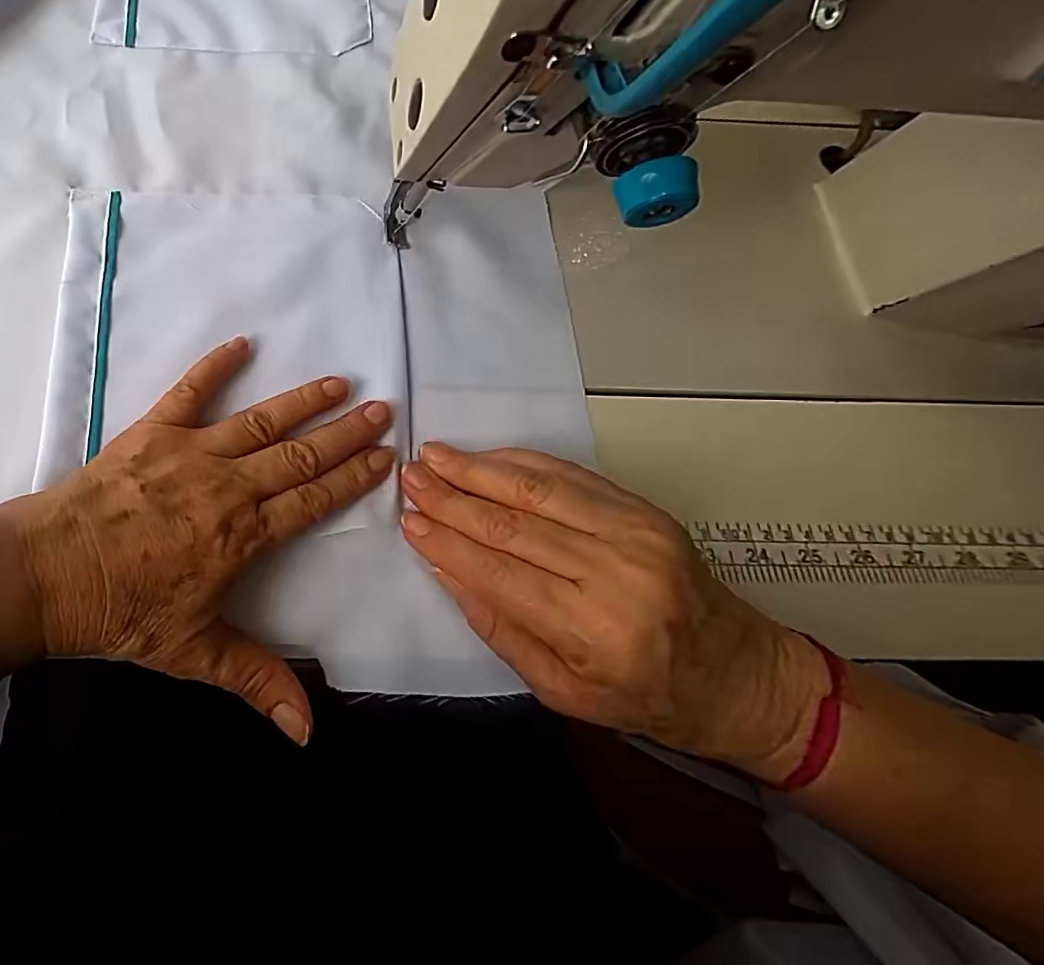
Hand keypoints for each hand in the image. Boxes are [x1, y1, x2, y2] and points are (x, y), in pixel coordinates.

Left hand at [0, 337, 395, 744]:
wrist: (48, 572)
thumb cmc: (119, 612)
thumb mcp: (192, 653)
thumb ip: (255, 680)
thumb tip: (309, 733)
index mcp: (241, 536)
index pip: (311, 501)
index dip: (351, 479)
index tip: (384, 457)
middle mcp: (223, 487)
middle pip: (296, 456)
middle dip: (342, 434)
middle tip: (380, 409)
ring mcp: (185, 454)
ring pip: (257, 422)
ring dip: (300, 401)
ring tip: (336, 382)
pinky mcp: (147, 434)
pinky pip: (187, 392)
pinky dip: (213, 367)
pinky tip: (240, 344)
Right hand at [397, 443, 829, 781]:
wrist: (742, 677)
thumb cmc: (645, 695)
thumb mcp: (559, 689)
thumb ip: (498, 628)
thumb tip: (444, 568)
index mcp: (592, 631)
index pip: (496, 572)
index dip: (445, 542)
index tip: (408, 520)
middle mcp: (617, 576)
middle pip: (510, 525)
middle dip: (450, 498)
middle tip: (410, 478)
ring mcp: (638, 537)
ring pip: (536, 491)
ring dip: (477, 469)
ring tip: (433, 456)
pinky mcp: (647, 514)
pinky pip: (572, 477)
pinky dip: (521, 462)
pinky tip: (484, 456)